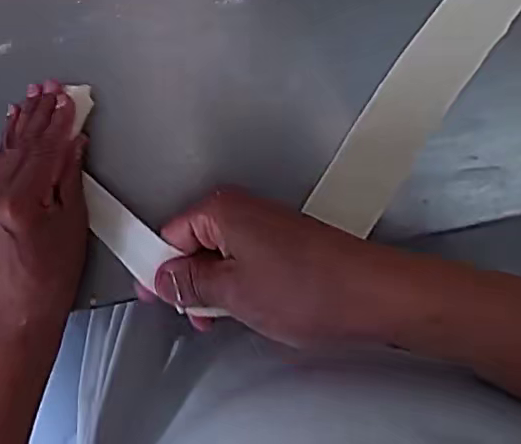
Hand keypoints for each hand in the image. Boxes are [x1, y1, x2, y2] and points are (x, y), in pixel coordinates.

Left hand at [0, 81, 87, 332]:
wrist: (19, 310)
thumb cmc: (54, 274)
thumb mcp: (72, 222)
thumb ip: (70, 176)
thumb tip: (74, 141)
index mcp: (22, 201)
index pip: (45, 150)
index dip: (60, 122)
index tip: (69, 99)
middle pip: (25, 143)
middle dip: (41, 112)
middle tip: (52, 86)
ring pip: (10, 147)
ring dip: (25, 118)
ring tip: (35, 92)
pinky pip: (0, 159)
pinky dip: (8, 136)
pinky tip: (13, 118)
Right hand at [142, 187, 400, 346]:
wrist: (369, 293)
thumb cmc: (312, 285)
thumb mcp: (233, 294)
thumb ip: (190, 284)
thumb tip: (166, 279)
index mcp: (219, 208)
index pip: (168, 232)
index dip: (155, 266)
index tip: (150, 290)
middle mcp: (238, 207)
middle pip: (191, 241)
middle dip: (188, 280)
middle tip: (193, 311)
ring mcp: (259, 221)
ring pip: (217, 253)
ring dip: (214, 286)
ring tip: (231, 313)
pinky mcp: (276, 237)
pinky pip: (240, 256)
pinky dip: (236, 281)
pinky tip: (250, 305)